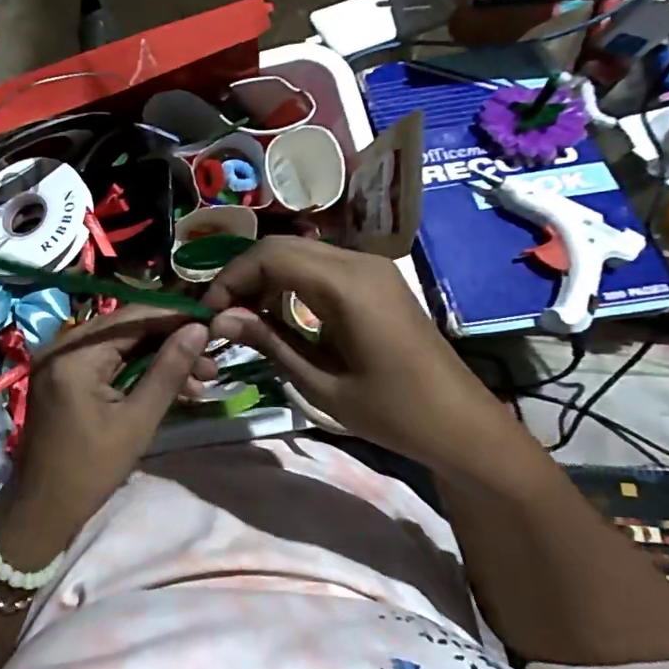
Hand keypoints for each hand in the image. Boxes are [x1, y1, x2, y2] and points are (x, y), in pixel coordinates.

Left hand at [11, 305, 215, 509]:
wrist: (42, 510)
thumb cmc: (90, 470)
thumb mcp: (137, 421)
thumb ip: (169, 371)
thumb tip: (198, 329)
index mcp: (74, 355)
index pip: (133, 319)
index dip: (175, 319)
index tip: (212, 324)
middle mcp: (61, 347)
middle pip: (126, 330)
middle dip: (170, 343)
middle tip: (210, 364)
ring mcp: (58, 362)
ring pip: (120, 346)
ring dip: (158, 360)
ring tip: (199, 382)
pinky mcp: (62, 377)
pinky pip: (106, 362)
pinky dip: (136, 372)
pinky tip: (170, 387)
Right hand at [200, 237, 503, 465]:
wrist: (459, 422)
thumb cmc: (392, 412)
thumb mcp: (321, 383)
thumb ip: (269, 342)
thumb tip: (220, 319)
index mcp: (345, 285)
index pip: (270, 256)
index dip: (230, 280)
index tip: (209, 315)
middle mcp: (359, 262)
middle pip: (283, 246)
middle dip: (244, 276)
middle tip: (222, 317)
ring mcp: (373, 268)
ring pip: (302, 252)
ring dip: (267, 277)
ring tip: (246, 318)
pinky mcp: (378, 280)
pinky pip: (323, 265)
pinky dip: (292, 281)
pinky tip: (281, 314)